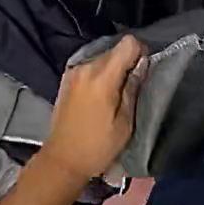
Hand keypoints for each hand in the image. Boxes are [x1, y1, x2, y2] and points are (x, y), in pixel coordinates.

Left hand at [36, 36, 147, 183]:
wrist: (61, 161)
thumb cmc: (97, 147)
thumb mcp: (125, 123)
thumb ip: (133, 88)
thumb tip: (142, 64)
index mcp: (102, 78)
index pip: (128, 43)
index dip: (140, 53)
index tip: (142, 72)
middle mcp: (86, 68)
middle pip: (116, 49)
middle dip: (127, 63)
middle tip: (130, 89)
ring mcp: (73, 71)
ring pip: (103, 57)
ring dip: (113, 69)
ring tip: (115, 95)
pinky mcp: (67, 78)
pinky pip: (91, 66)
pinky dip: (100, 74)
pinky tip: (99, 96)